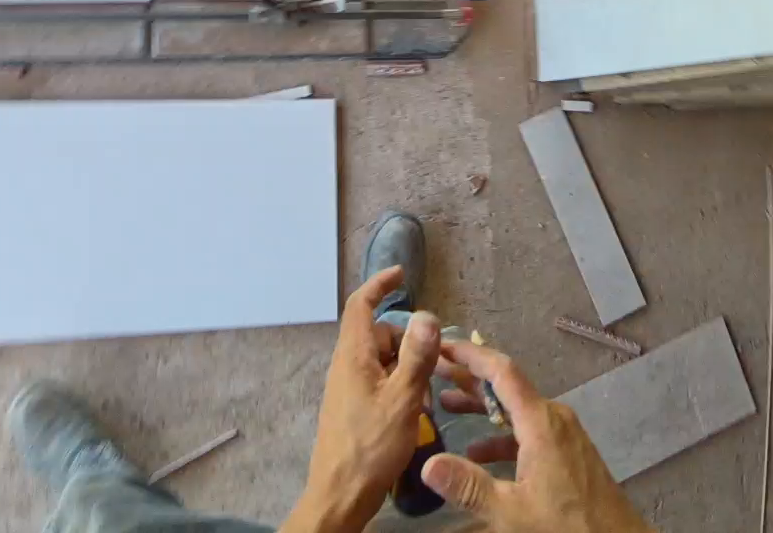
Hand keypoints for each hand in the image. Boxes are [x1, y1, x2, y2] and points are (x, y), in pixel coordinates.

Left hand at [279, 266, 440, 532]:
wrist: (338, 497)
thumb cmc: (370, 447)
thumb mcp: (402, 400)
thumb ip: (417, 357)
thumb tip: (428, 314)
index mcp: (353, 355)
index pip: (360, 304)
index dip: (379, 284)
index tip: (401, 275)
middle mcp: (346, 365)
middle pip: (378, 334)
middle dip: (407, 341)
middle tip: (434, 364)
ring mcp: (346, 387)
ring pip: (381, 360)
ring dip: (406, 368)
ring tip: (426, 396)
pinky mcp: (351, 407)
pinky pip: (378, 381)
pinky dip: (398, 386)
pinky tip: (414, 412)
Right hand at [420, 338, 654, 532]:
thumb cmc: (567, 526)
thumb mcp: (512, 512)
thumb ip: (469, 486)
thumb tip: (427, 464)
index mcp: (540, 421)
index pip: (502, 371)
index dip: (471, 354)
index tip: (443, 344)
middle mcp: (552, 417)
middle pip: (506, 385)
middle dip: (469, 377)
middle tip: (434, 370)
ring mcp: (563, 433)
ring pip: (515, 409)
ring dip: (482, 407)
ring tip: (447, 405)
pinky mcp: (568, 452)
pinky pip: (528, 431)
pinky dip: (501, 435)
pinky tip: (478, 452)